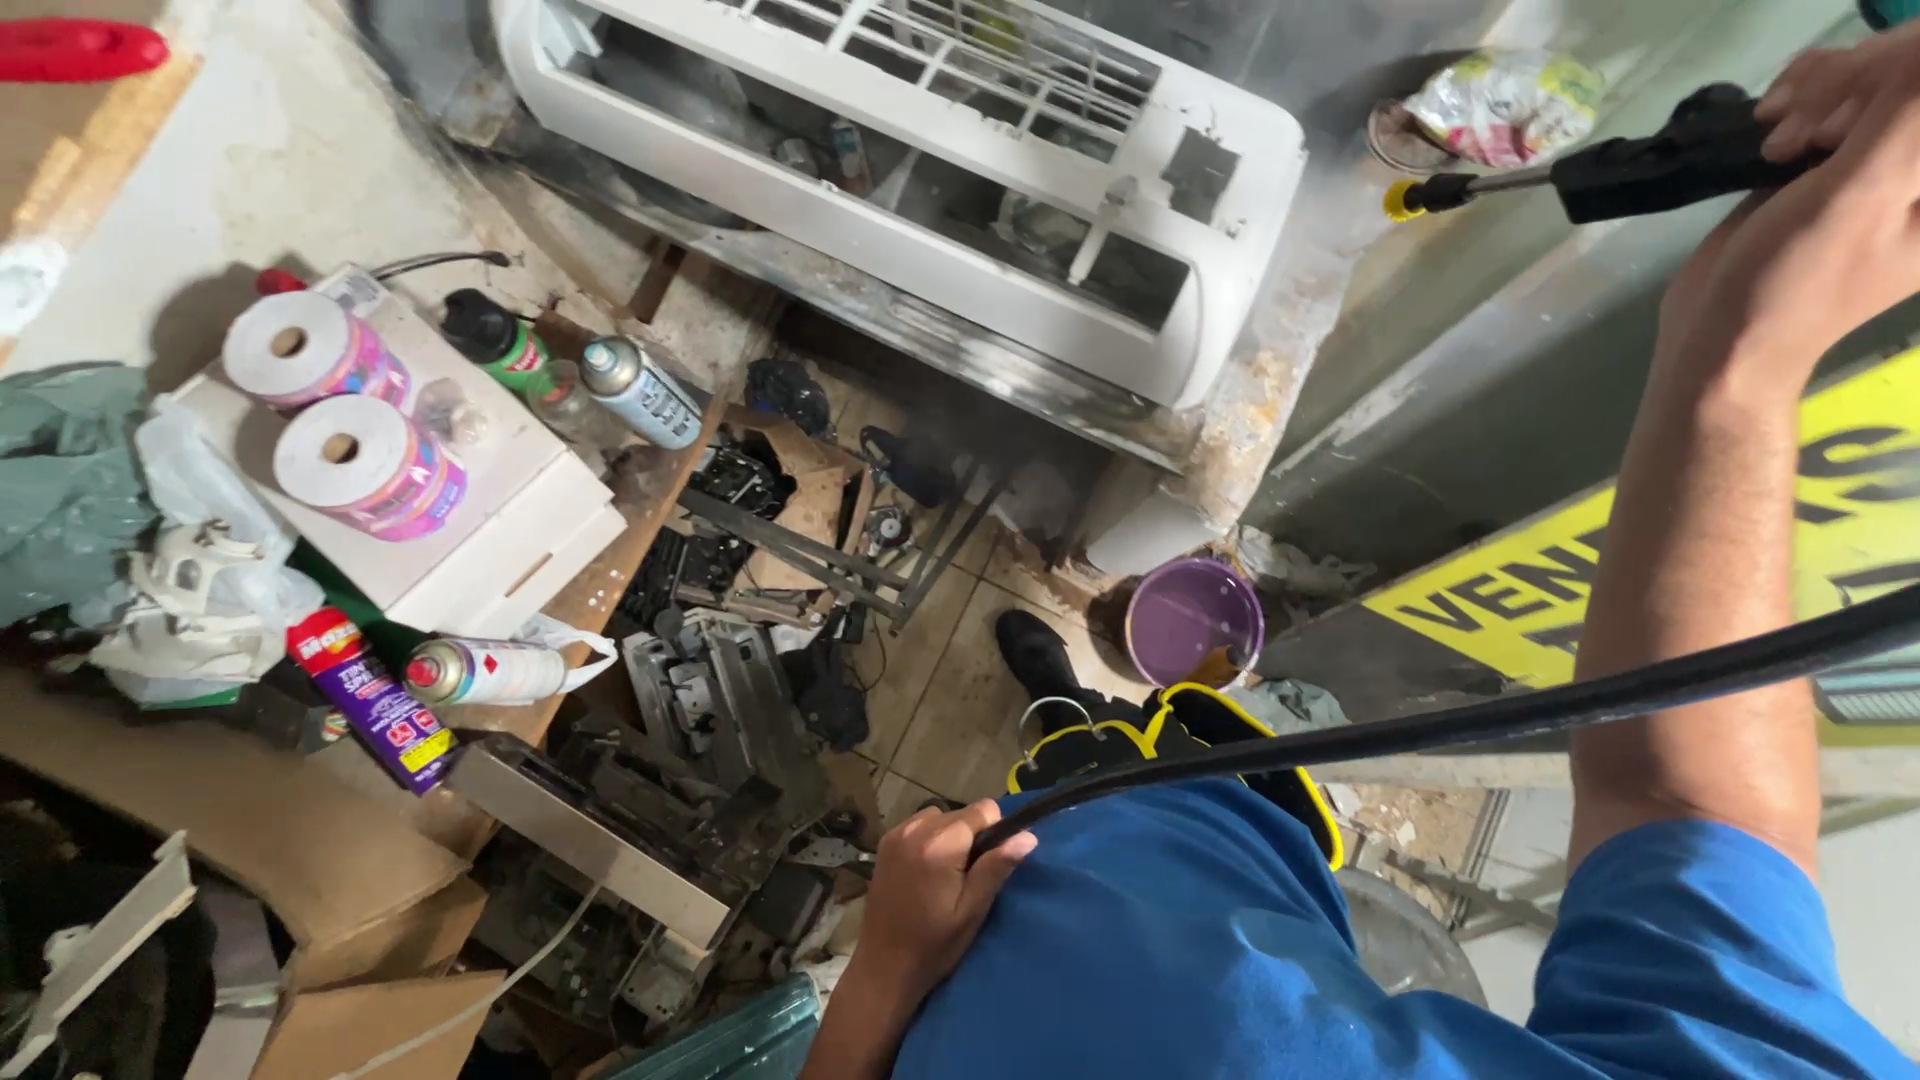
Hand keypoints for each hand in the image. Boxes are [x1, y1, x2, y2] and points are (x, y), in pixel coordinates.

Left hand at [848, 799, 1037, 1000]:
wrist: (883, 966)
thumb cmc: (933, 945)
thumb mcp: (972, 910)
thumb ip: (997, 867)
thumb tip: (1028, 836)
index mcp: (940, 843)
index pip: (984, 809)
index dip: (995, 832)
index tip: (989, 864)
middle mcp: (916, 828)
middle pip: (962, 813)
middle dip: (972, 837)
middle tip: (967, 878)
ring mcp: (897, 832)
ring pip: (941, 816)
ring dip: (951, 836)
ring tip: (946, 875)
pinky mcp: (886, 841)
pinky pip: (920, 824)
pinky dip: (930, 838)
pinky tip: (926, 870)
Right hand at [1658, 32, 1919, 389]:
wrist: (1720, 338)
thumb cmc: (1792, 281)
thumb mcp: (1859, 195)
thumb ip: (1907, 109)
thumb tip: (1914, 47)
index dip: (1897, 71)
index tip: (1828, 126)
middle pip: (1914, 65)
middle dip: (1849, 82)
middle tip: (1788, 140)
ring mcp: (1885, 153)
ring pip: (1876, 71)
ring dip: (1818, 88)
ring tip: (1772, 139)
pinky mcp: (1831, 159)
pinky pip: (1835, 95)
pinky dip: (1799, 96)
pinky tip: (1768, 125)